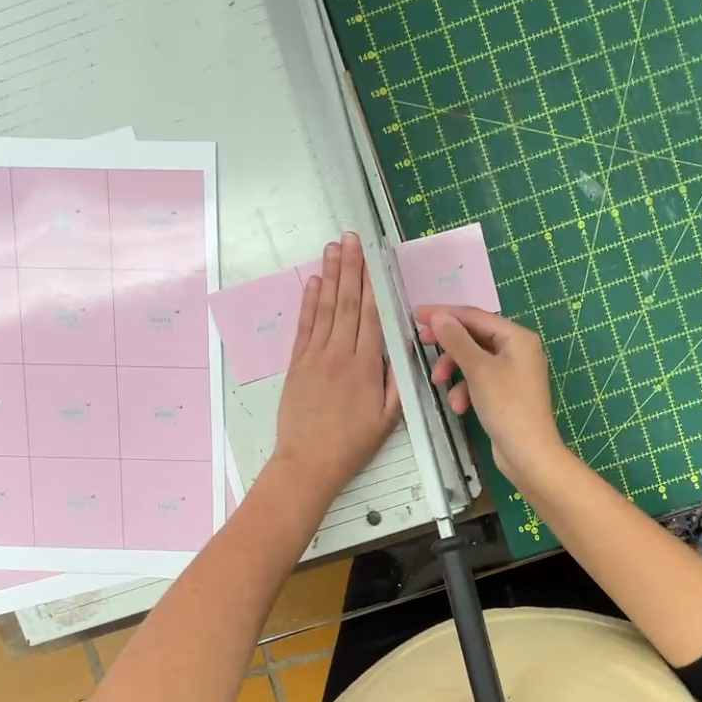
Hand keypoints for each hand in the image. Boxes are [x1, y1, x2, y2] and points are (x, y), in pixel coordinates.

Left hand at [268, 232, 401, 501]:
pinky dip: (309, 302)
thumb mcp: (388, 419)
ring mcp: (315, 357)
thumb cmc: (353, 445)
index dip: (372, 283)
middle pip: (346, 302)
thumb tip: (404, 348)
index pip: (370, 315)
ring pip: (324, 308)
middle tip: (350, 237)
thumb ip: (397, 382)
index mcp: (366, 366)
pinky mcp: (297, 364)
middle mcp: (339, 354)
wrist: (308, 463)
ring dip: (330, 275)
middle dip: (350, 267)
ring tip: (333, 248)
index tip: (373, 257)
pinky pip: (305, 326)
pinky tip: (314, 282)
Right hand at [416, 305, 566, 487]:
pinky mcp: (506, 393)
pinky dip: (466, 390)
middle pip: (474, 338)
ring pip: (474, 361)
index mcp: (517, 337)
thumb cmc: (507, 406)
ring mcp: (513, 373)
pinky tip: (459, 407)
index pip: (476, 316)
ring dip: (455, 372)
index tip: (416, 315)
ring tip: (439, 385)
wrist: (528, 453)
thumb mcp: (479, 370)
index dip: (445, 314)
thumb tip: (440, 316)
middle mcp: (518, 350)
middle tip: (422, 345)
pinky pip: (480, 381)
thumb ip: (457, 340)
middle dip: (449, 347)